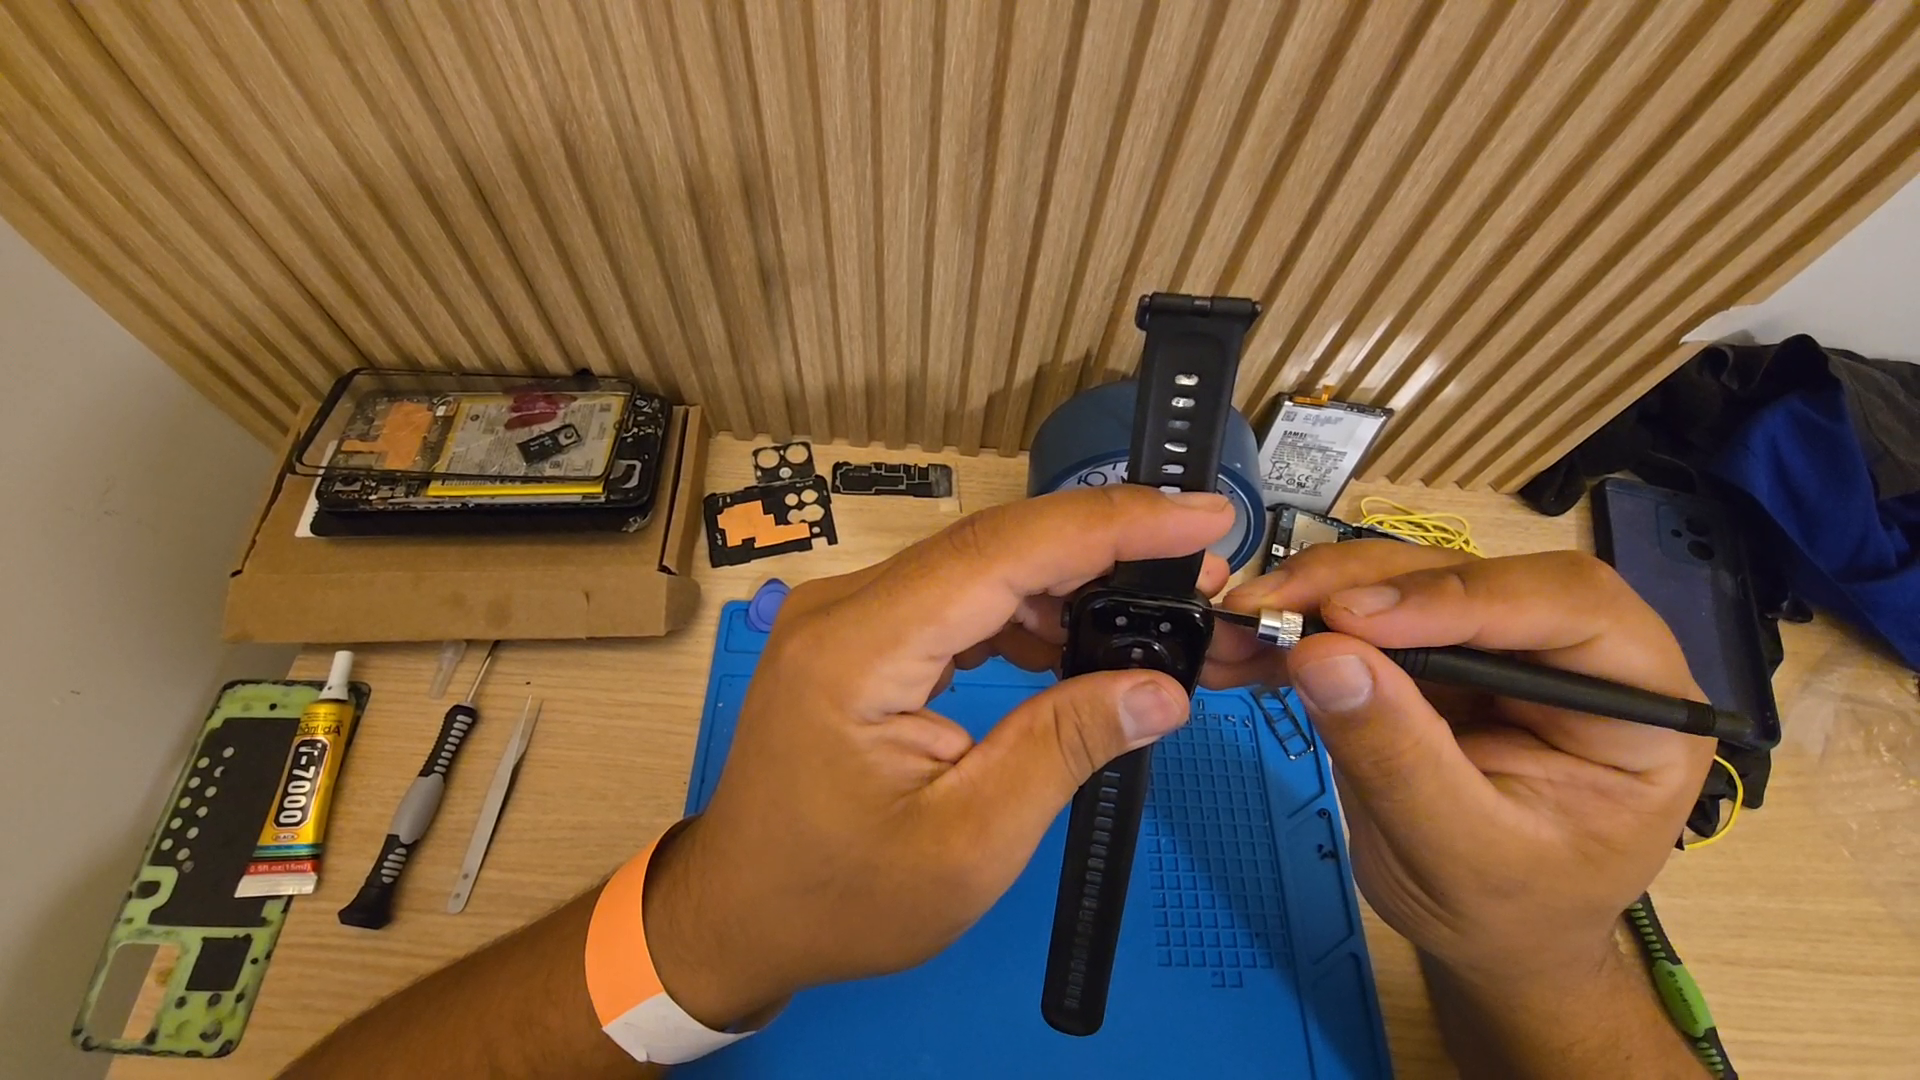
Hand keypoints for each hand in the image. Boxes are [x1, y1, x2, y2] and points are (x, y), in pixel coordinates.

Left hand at [645, 486, 1235, 1026]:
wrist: (740, 915)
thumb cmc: (843, 897)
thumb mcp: (969, 844)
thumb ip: (1064, 748)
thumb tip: (1162, 689)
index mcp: (860, 649)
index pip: (1001, 554)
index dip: (1110, 525)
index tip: (1203, 516)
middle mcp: (847, 607)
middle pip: (993, 547)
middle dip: (1104, 545)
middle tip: (1199, 563)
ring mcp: (851, 615)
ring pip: (980, 567)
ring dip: (1069, 580)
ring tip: (1153, 607)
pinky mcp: (864, 636)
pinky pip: (957, 601)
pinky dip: (1025, 613)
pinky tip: (1076, 640)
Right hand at [1205, 541, 1714, 984]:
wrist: (1481, 936)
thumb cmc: (1503, 909)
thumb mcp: (1457, 851)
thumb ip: (1397, 755)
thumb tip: (1320, 652)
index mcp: (1628, 702)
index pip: (1566, 605)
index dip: (1457, 597)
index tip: (1349, 619)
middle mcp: (1557, 652)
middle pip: (1459, 575)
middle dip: (1350, 586)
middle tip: (1262, 609)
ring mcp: (1481, 647)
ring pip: (1392, 581)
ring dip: (1305, 598)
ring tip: (1235, 627)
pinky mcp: (1418, 656)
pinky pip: (1349, 620)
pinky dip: (1291, 629)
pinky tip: (1240, 651)